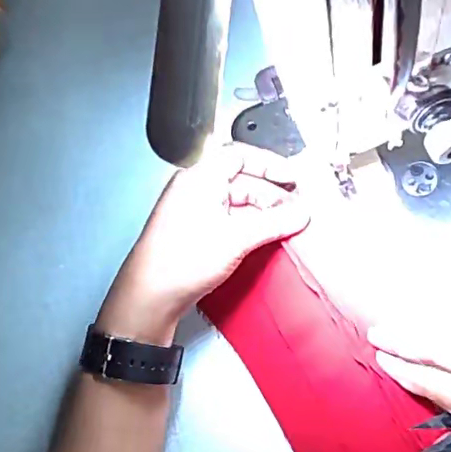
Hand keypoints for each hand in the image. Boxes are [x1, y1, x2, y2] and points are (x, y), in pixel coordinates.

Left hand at [99, 144, 308, 343]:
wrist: (152, 295)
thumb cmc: (178, 262)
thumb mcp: (237, 238)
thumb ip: (274, 222)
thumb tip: (299, 213)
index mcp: (200, 178)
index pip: (240, 156)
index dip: (269, 164)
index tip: (291, 178)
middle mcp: (196, 190)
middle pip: (243, 180)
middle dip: (272, 195)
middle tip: (296, 211)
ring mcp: (195, 212)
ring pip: (239, 203)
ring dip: (264, 213)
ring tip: (285, 227)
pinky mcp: (197, 233)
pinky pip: (231, 221)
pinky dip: (251, 227)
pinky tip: (265, 239)